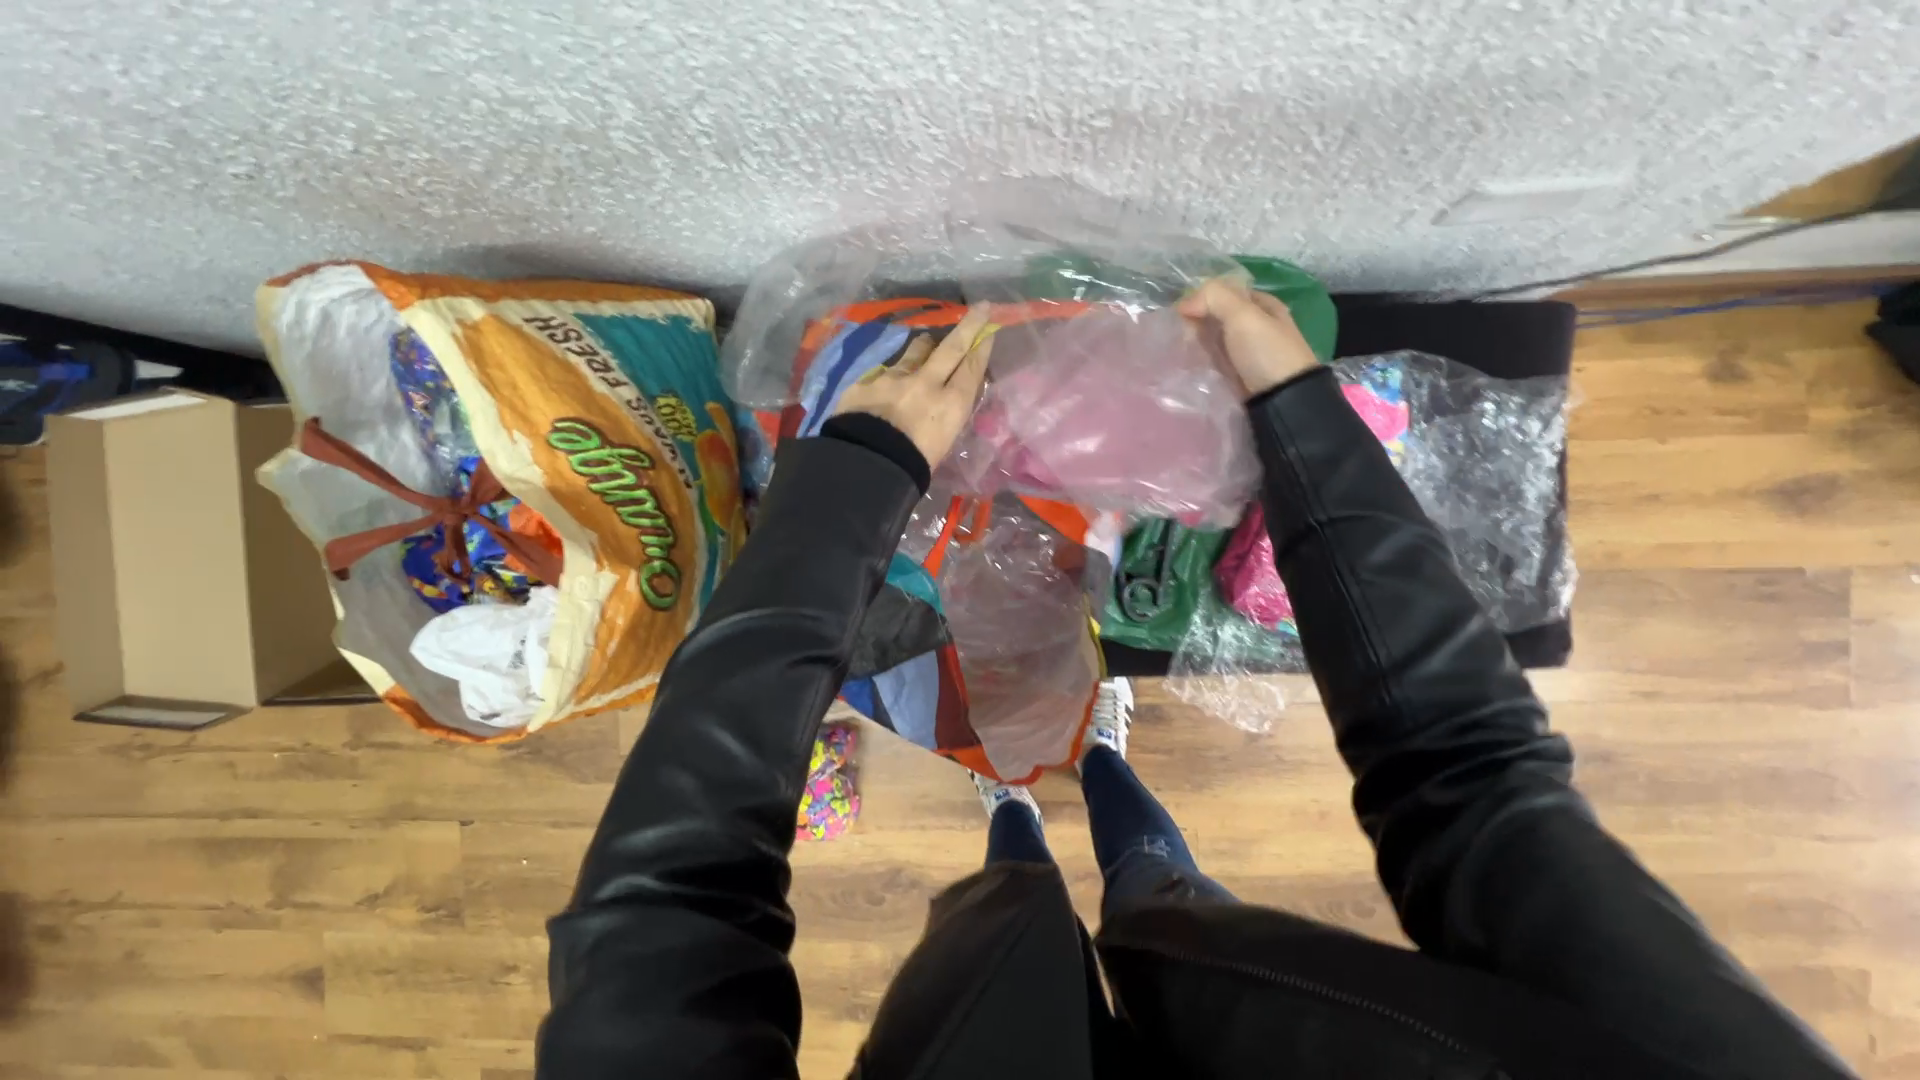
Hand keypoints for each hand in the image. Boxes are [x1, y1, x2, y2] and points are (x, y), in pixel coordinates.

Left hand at [832, 303, 995, 467]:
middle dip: (968, 325)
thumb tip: (942, 406)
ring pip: (915, 352)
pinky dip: (889, 375)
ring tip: (925, 343)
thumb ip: (944, 418)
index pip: (971, 368)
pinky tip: (885, 383)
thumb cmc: (912, 468)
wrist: (866, 465)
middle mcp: (926, 383)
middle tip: (978, 308)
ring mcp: (894, 378)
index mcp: (950, 405)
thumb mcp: (942, 446)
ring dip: (924, 346)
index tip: (989, 329)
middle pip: (951, 347)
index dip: (982, 347)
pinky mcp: (867, 381)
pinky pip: (883, 372)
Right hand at [1176, 278, 1319, 398]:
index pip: (1224, 292)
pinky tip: (1189, 362)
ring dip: (1195, 342)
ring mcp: (1244, 350)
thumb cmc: (1265, 351)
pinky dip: (1200, 359)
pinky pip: (1211, 359)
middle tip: (1184, 334)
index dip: (1202, 298)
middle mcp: (1254, 325)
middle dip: (1197, 322)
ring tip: (1182, 349)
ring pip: (1211, 339)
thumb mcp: (1243, 314)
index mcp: (1262, 305)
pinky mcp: (1236, 373)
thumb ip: (1214, 298)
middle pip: (1215, 316)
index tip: (1184, 312)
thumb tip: (1183, 304)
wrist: (1281, 399)